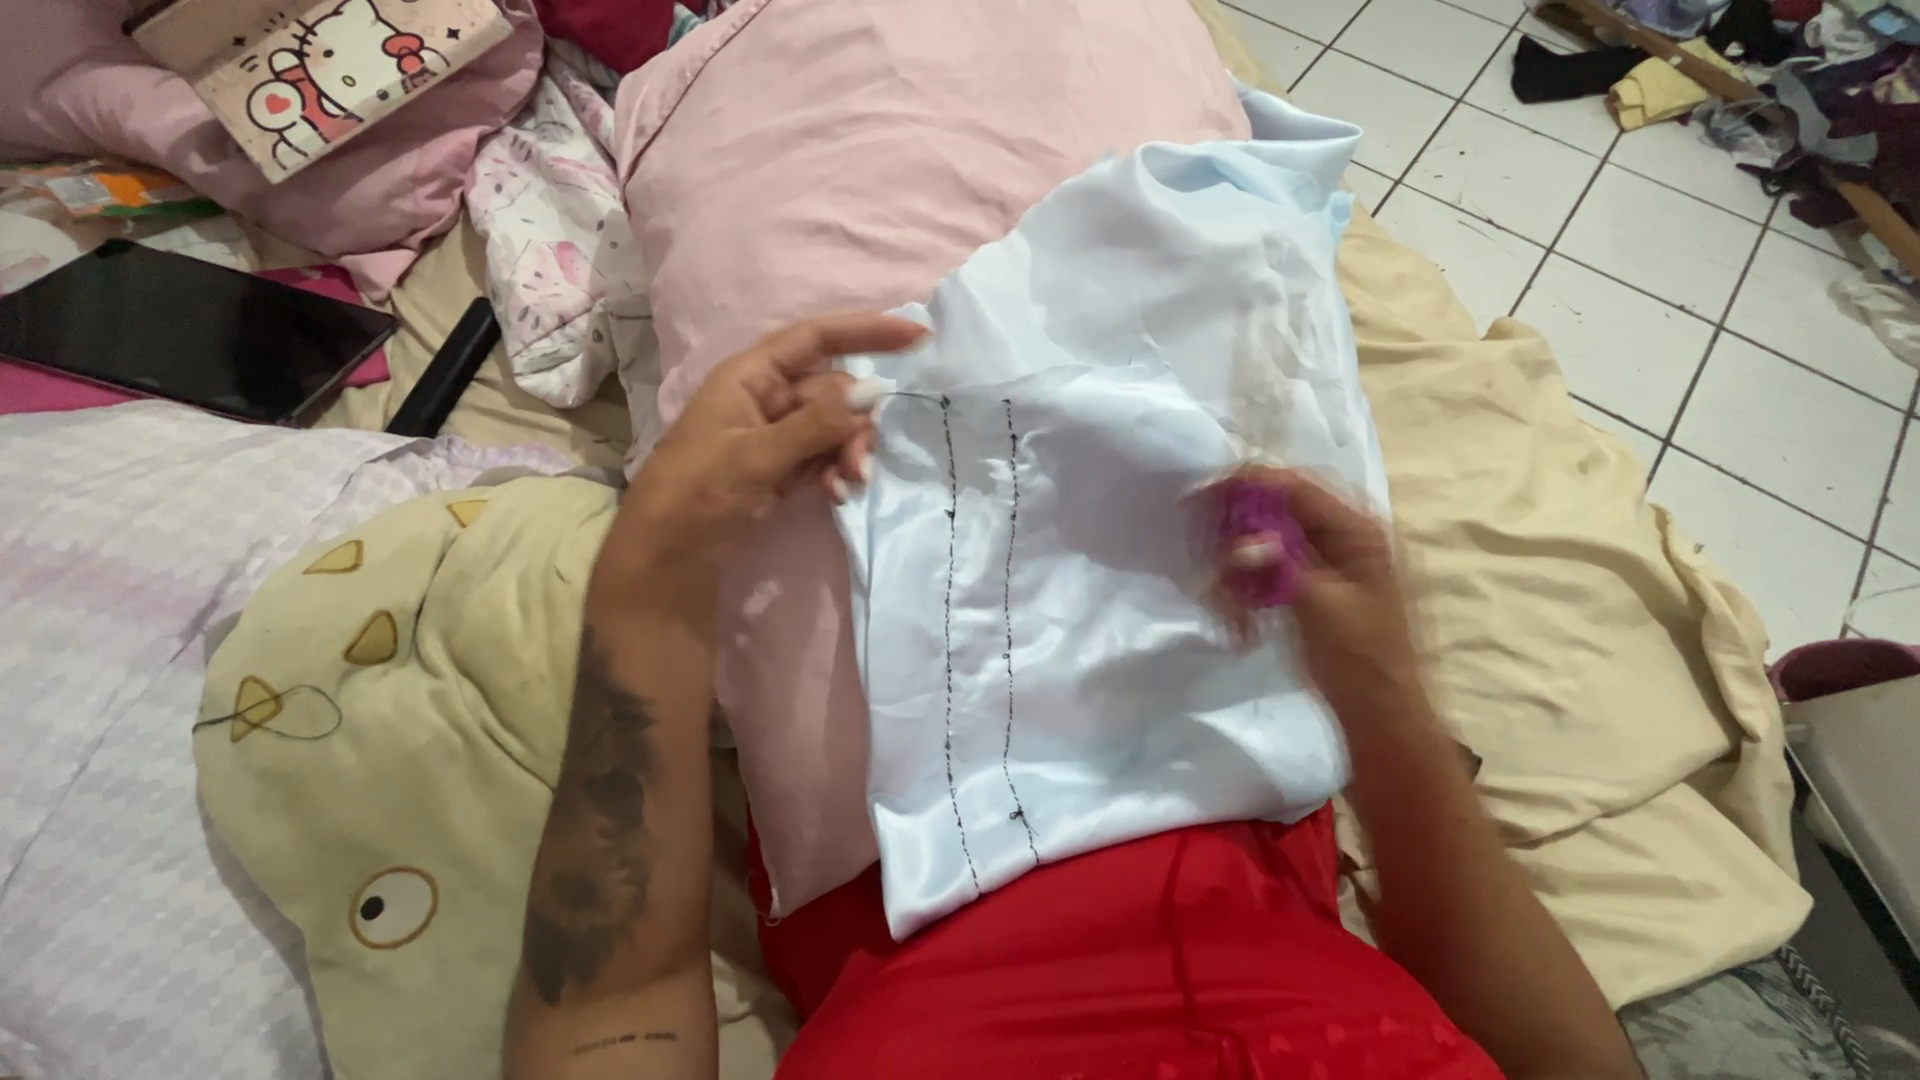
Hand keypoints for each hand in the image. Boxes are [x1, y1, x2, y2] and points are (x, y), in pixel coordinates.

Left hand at [593, 314, 925, 609]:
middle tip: (861, 464)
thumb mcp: (756, 455)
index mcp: (750, 376)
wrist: (669, 557)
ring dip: (849, 452)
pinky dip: (836, 471)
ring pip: (834, 427)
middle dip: (855, 423)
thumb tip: (872, 391)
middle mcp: (767, 398)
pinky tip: (837, 493)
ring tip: (849, 484)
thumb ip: (816, 424)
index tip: (916, 338)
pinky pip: (825, 456)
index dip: (865, 331)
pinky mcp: (783, 468)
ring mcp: (777, 435)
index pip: (815, 338)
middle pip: (833, 391)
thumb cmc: (698, 493)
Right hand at [1211, 467, 1427, 722]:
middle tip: (1212, 571)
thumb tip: (1239, 543)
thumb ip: (1281, 567)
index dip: (1246, 485)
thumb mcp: (1323, 609)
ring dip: (1235, 573)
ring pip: (1258, 543)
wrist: (1381, 713)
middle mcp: (1339, 535)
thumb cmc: (1363, 661)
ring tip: (1230, 612)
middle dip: (1234, 538)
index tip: (1199, 499)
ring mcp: (1321, 560)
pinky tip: (1240, 624)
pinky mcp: (1303, 583)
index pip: (1294, 486)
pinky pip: (1261, 571)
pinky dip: (1243, 592)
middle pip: (1271, 510)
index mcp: (1357, 530)